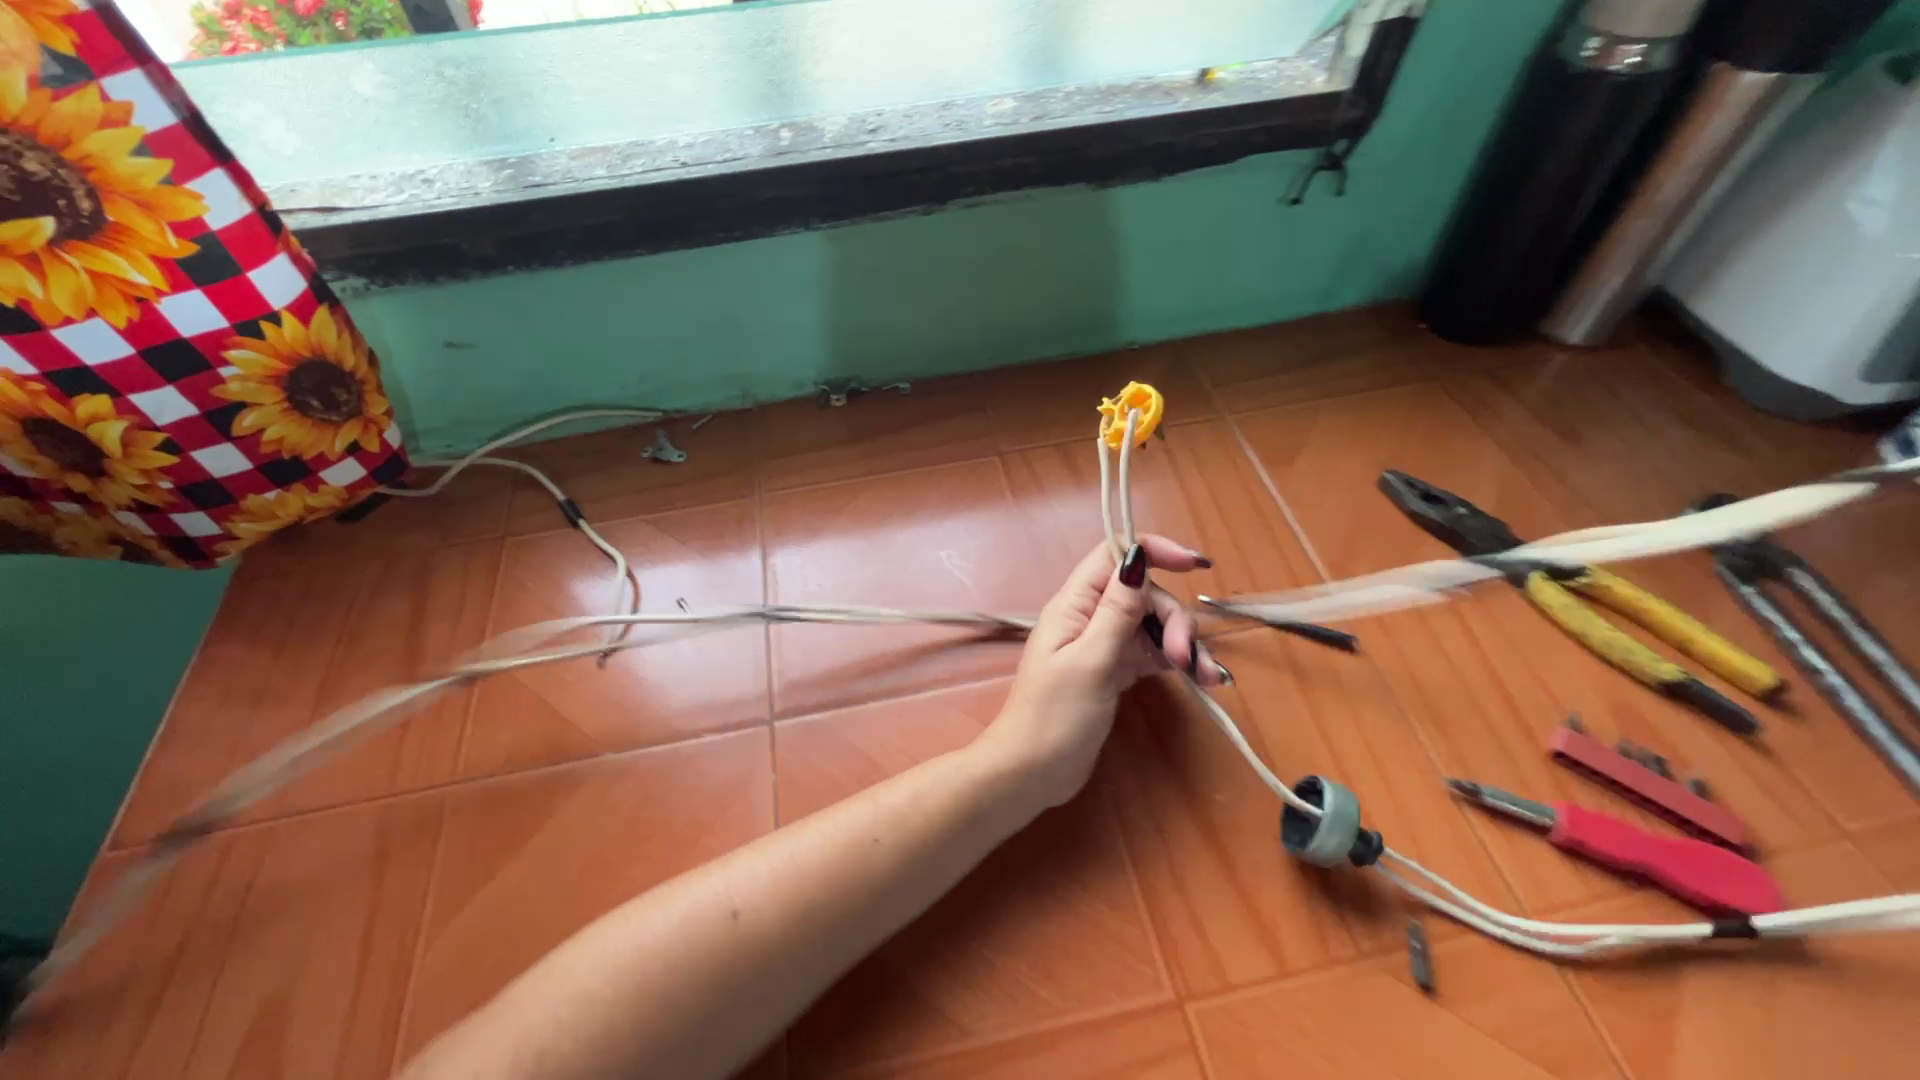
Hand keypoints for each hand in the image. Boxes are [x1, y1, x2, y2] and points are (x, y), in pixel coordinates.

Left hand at [979, 536, 1230, 807]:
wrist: (1032, 772)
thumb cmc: (1054, 716)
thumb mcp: (1090, 660)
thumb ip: (1117, 610)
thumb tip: (1137, 555)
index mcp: (1074, 605)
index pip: (1115, 555)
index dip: (1154, 551)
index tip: (1194, 565)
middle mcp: (1089, 617)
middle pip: (1144, 595)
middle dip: (1174, 618)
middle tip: (1185, 658)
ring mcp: (1103, 645)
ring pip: (1153, 625)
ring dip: (1183, 644)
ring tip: (1207, 677)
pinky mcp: (1114, 671)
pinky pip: (1152, 653)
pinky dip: (1176, 662)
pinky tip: (1201, 679)